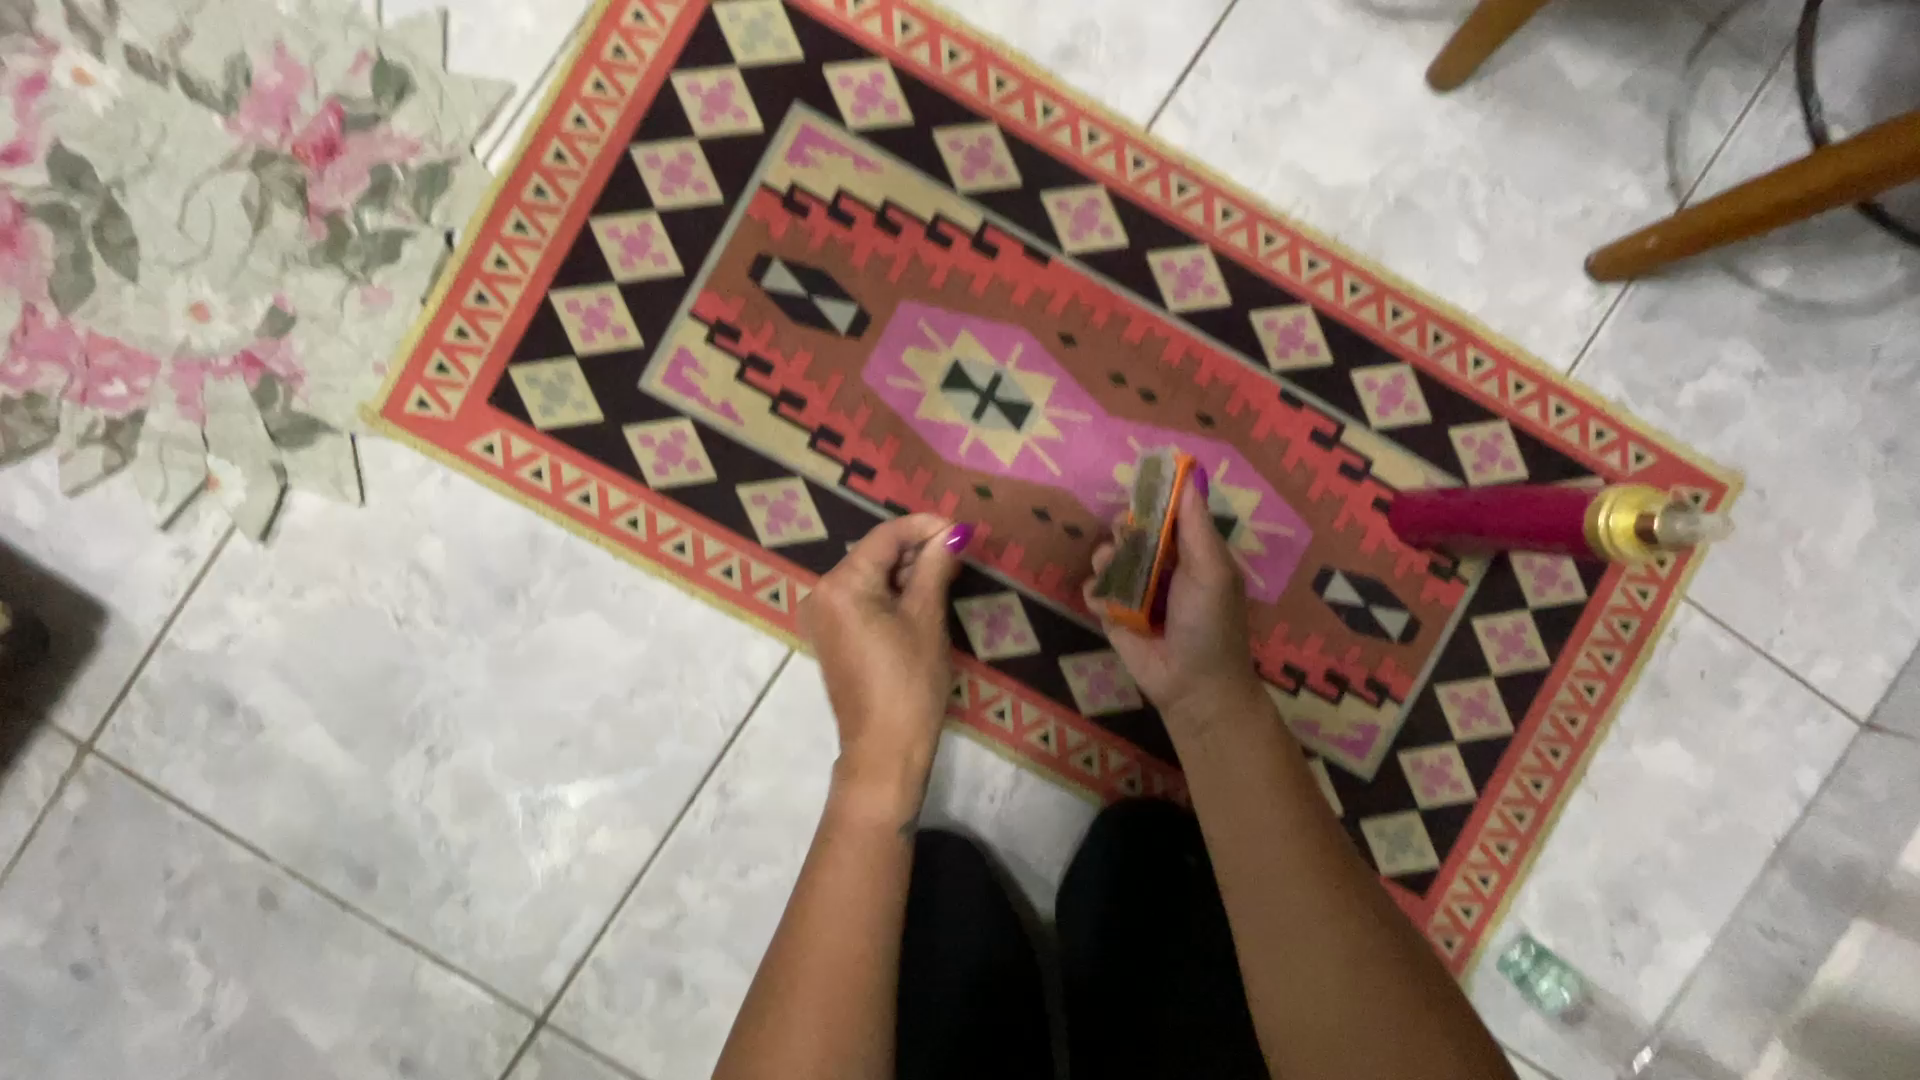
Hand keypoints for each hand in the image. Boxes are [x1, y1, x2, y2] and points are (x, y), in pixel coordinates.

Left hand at [802, 514, 971, 814]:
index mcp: (842, 585)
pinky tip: (923, 594)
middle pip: (875, 554)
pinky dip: (892, 593)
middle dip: (917, 549)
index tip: (961, 527)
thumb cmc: (910, 682)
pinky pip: (863, 599)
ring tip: (949, 571)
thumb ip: (936, 567)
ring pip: (870, 576)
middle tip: (960, 551)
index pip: (885, 537)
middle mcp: (822, 592)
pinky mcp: (832, 634)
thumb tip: (953, 532)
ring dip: (907, 571)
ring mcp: (823, 616)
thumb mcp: (927, 618)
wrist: (885, 748)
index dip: (924, 527)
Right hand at [1083, 475, 1266, 732]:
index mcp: (1191, 553)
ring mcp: (1135, 592)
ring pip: (1110, 558)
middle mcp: (1162, 568)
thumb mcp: (1211, 571)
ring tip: (1108, 567)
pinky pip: (1095, 590)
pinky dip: (1095, 591)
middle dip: (1124, 529)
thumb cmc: (1211, 624)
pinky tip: (1105, 603)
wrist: (1193, 685)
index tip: (1139, 487)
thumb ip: (1196, 528)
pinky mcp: (1113, 615)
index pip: (1169, 515)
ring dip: (1106, 557)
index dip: (1154, 499)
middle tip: (1124, 534)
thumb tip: (1188, 479)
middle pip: (1133, 532)